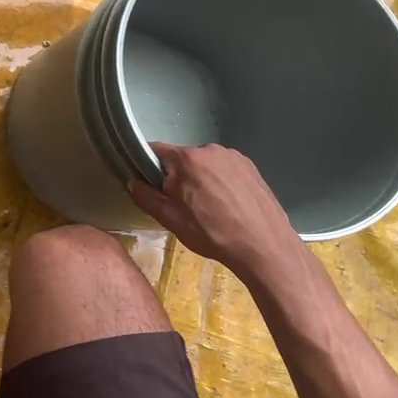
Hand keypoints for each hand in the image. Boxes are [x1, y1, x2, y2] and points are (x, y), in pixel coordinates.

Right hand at [127, 142, 305, 280]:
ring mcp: (234, 157)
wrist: (264, 247)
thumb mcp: (170, 220)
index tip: (153, 187)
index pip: (155, 151)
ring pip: (205, 164)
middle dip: (178, 176)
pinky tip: (228, 205)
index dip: (149, 167)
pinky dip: (221, 182)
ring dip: (201, 179)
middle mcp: (210, 150)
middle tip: (184, 204)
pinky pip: (225, 170)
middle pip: (182, 159)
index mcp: (186, 158)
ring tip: (211, 208)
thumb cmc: (212, 233)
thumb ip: (146, 197)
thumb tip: (134, 182)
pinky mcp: (252, 167)